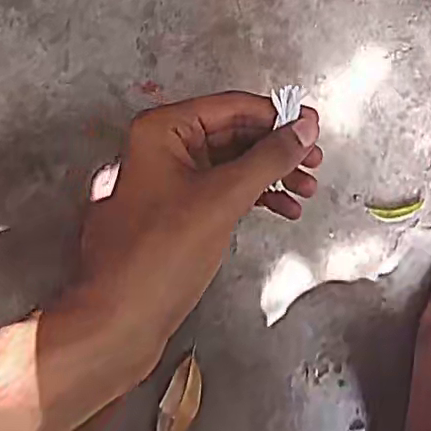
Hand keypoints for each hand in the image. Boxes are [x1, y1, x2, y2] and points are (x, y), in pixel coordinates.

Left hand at [69, 92, 321, 356]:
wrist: (117, 322)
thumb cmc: (158, 255)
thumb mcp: (223, 198)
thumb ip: (269, 158)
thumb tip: (303, 128)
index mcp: (163, 128)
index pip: (231, 107)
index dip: (276, 115)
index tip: (311, 125)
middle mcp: (164, 145)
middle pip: (234, 132)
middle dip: (276, 148)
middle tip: (314, 159)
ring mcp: (170, 177)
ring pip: (233, 161)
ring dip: (271, 172)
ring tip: (306, 187)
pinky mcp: (178, 207)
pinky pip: (224, 187)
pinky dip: (255, 194)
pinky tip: (284, 207)